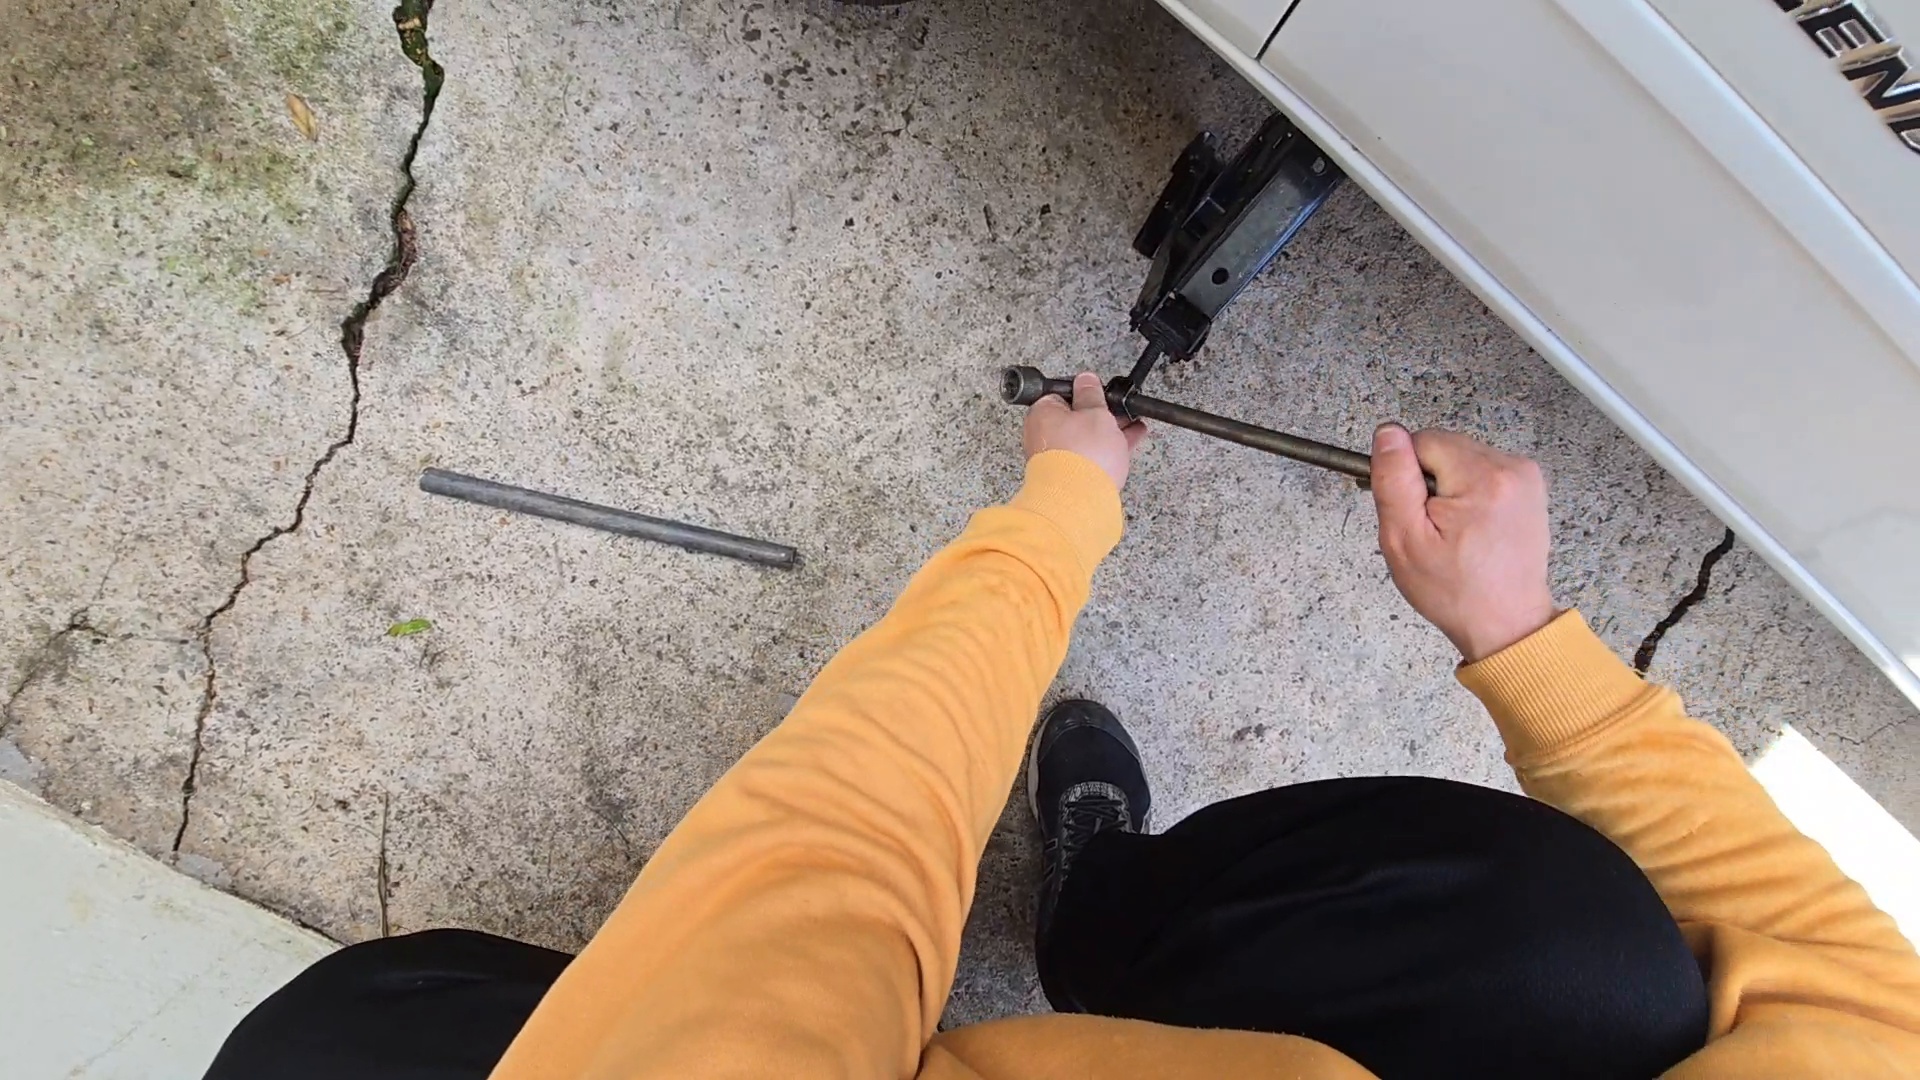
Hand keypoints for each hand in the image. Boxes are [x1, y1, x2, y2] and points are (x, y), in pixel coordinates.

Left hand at [1023, 372, 1147, 488]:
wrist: (1079, 499)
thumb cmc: (1081, 453)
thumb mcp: (1095, 412)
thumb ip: (1092, 395)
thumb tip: (1086, 380)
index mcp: (1042, 414)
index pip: (1060, 394)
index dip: (1084, 392)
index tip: (1101, 392)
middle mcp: (1043, 436)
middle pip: (1075, 418)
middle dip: (1100, 414)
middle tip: (1120, 410)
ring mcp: (1055, 457)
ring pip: (1086, 438)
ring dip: (1109, 430)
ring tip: (1133, 424)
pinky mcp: (1070, 475)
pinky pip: (1091, 455)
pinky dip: (1109, 447)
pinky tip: (1130, 440)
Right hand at [1370, 424, 1556, 662]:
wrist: (1504, 621)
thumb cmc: (1452, 588)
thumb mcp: (1403, 537)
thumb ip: (1393, 479)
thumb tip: (1388, 433)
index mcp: (1483, 478)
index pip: (1421, 441)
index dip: (1403, 474)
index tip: (1409, 510)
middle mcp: (1513, 468)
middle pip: (1441, 447)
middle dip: (1424, 480)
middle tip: (1424, 525)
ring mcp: (1526, 476)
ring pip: (1457, 458)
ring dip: (1443, 487)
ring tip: (1446, 529)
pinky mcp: (1528, 486)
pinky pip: (1478, 470)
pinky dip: (1463, 492)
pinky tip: (1465, 526)